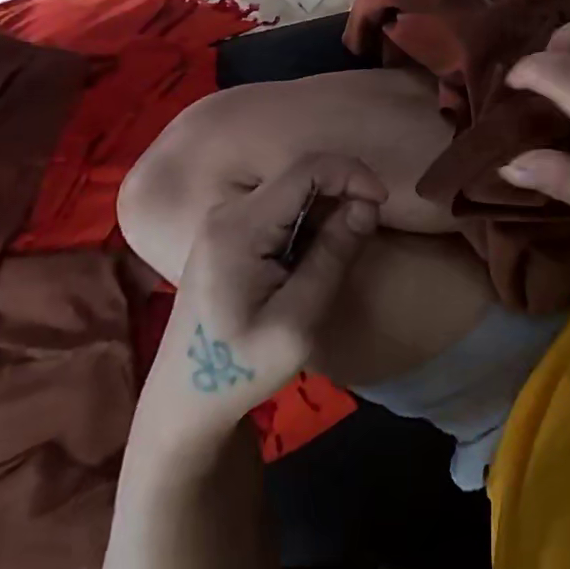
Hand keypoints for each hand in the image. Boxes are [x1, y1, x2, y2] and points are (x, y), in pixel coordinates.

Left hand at [150, 156, 383, 434]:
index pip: (305, 170)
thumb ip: (332, 258)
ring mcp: (224, 221)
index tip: (382, 203)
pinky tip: (310, 262)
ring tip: (335, 258)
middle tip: (364, 235)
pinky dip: (307, 224)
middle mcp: (228, 211)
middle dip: (341, 194)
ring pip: (291, 192)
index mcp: (240, 227)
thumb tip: (368, 205)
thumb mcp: (297, 322)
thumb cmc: (242, 368)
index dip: (351, 174)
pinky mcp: (228, 233)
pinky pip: (278, 210)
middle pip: (298, 177)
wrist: (187, 398)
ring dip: (325, 212)